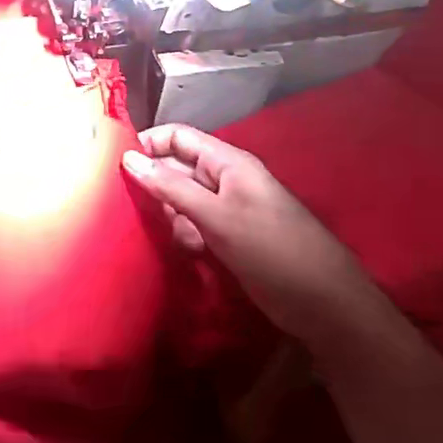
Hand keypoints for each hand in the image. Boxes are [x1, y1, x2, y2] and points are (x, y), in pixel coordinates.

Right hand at [123, 123, 382, 345]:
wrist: (326, 306)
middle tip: (129, 204)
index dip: (148, 144)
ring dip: (169, 213)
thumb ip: (170, 187)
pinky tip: (185, 249)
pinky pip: (194, 223)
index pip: (178, 136)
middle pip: (177, 166)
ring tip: (164, 232)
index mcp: (228, 162)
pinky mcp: (229, 235)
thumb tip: (127, 158)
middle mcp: (226, 179)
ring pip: (182, 198)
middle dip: (154, 182)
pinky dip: (184, 233)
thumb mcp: (216, 216)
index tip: (116, 165)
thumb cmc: (272, 250)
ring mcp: (228, 208)